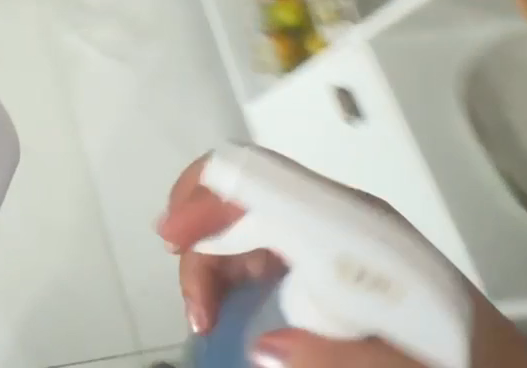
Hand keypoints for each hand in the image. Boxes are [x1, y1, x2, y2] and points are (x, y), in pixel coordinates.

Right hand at [158, 149, 526, 367]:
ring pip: (242, 227)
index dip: (206, 196)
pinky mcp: (326, 269)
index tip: (172, 238)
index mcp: (354, 223)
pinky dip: (228, 277)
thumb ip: (345, 358)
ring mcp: (328, 241)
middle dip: (199, 238)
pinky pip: (259, 255)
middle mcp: (334, 218)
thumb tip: (258, 346)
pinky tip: (223, 312)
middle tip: (195, 309)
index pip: (261, 178)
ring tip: (204, 318)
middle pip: (241, 199)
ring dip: (209, 263)